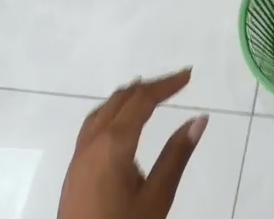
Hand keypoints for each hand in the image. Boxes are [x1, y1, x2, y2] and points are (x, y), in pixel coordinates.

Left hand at [58, 69, 206, 218]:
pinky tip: (118, 125)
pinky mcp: (73, 173)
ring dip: (126, 98)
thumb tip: (199, 119)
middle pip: (121, 100)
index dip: (166, 84)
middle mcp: (92, 143)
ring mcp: (78, 158)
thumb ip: (176, 155)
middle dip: (148, 87)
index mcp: (114, 144)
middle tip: (175, 83)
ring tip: (146, 93)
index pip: (142, 101)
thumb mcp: (156, 198)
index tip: (188, 75)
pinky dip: (110, 112)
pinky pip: (91, 127)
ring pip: (102, 111)